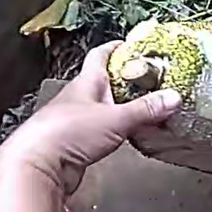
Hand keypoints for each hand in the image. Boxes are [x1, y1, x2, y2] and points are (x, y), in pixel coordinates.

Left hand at [0, 41, 179, 195]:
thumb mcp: (115, 118)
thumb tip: (174, 97)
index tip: (134, 45)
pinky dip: (119, 128)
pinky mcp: (76, 142)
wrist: (36, 167)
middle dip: (128, 80)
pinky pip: (103, 129)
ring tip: (149, 108)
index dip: (116, 47)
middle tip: (154, 80)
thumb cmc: (69, 132)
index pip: (100, 55)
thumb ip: (146, 109)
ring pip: (105, 107)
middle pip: (106, 82)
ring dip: (125, 107)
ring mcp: (76, 120)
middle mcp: (80, 97)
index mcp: (86, 82)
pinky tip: (132, 134)